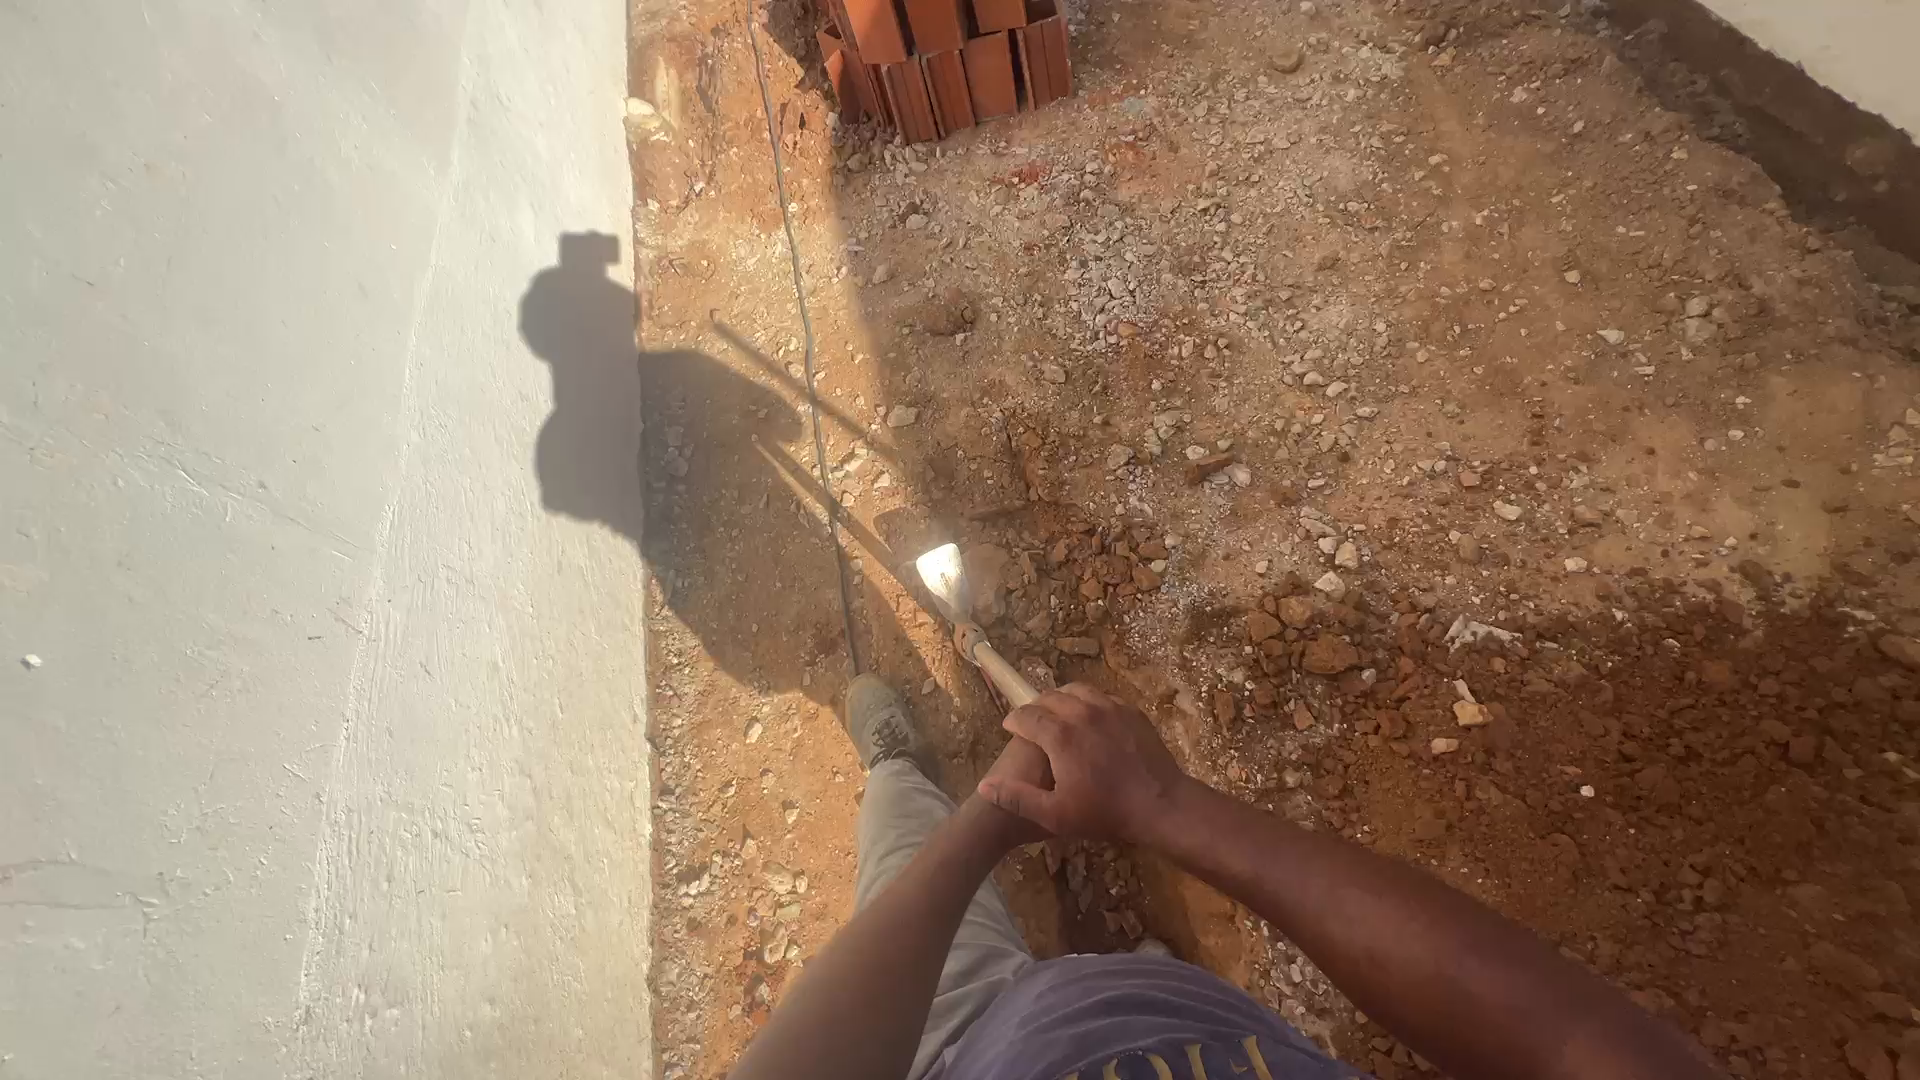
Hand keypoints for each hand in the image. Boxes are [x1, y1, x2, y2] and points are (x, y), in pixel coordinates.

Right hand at [975, 684, 1192, 844]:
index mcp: (1059, 735)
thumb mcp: (1055, 815)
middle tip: (1030, 722)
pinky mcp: (1129, 710)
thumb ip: (1017, 798)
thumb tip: (983, 786)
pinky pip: (1100, 696)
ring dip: (1060, 699)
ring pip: (1075, 690)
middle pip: (1048, 697)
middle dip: (1034, 707)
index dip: (1014, 720)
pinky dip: (1086, 702)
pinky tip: (1087, 718)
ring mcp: (1108, 707)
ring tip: (1056, 714)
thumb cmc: (1104, 812)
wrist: (1160, 805)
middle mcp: (1081, 712)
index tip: (1009, 727)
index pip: (1026, 716)